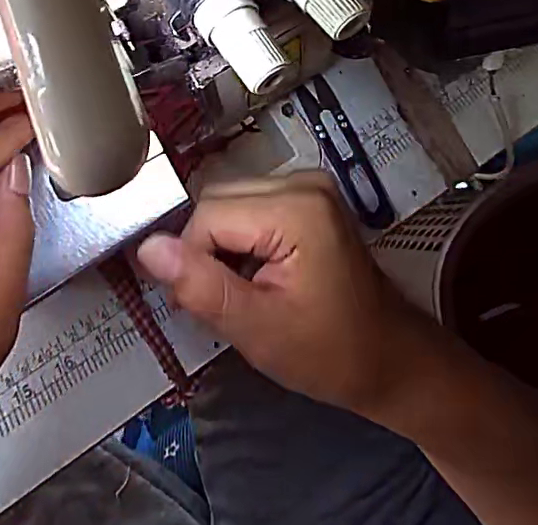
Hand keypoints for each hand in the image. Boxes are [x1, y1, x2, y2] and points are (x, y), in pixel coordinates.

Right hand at [135, 171, 453, 425]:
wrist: (390, 358)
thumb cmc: (330, 353)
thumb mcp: (258, 329)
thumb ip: (200, 286)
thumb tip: (147, 248)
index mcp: (297, 208)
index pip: (208, 215)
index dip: (193, 261)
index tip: (204, 304)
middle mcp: (302, 180)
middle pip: (217, 201)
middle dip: (206, 249)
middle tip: (223, 300)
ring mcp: (308, 182)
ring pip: (228, 200)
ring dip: (221, 242)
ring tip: (243, 286)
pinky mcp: (307, 193)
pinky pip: (248, 202)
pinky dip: (240, 235)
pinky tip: (257, 269)